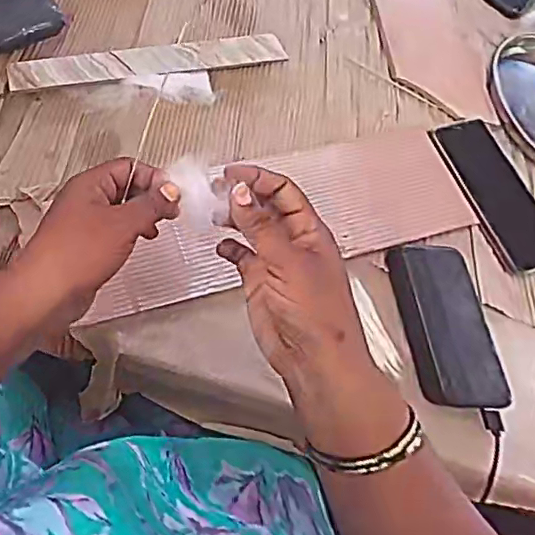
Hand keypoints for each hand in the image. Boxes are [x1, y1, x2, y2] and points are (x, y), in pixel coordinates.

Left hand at [6, 158, 178, 327]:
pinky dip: (128, 233)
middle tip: (168, 211)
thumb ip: (150, 205)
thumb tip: (169, 190)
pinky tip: (136, 243)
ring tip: (154, 228)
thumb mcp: (123, 223)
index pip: (127, 167)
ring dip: (140, 216)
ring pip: (118, 210)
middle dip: (149, 197)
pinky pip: (111, 230)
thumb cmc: (73, 254)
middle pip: (124, 186)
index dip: (152, 177)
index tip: (171, 194)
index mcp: (88, 183)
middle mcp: (83, 199)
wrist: (47, 290)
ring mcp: (81, 221)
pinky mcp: (83, 244)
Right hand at [212, 166, 367, 384]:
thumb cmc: (321, 317)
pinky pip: (240, 254)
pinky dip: (228, 246)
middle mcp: (293, 243)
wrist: (314, 360)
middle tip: (216, 188)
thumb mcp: (287, 261)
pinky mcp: (259, 280)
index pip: (284, 191)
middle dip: (242, 193)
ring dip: (232, 216)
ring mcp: (275, 261)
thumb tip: (241, 194)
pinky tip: (221, 245)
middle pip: (265, 206)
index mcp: (310, 232)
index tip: (232, 174)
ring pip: (250, 227)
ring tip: (214, 211)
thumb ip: (260, 226)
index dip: (259, 178)